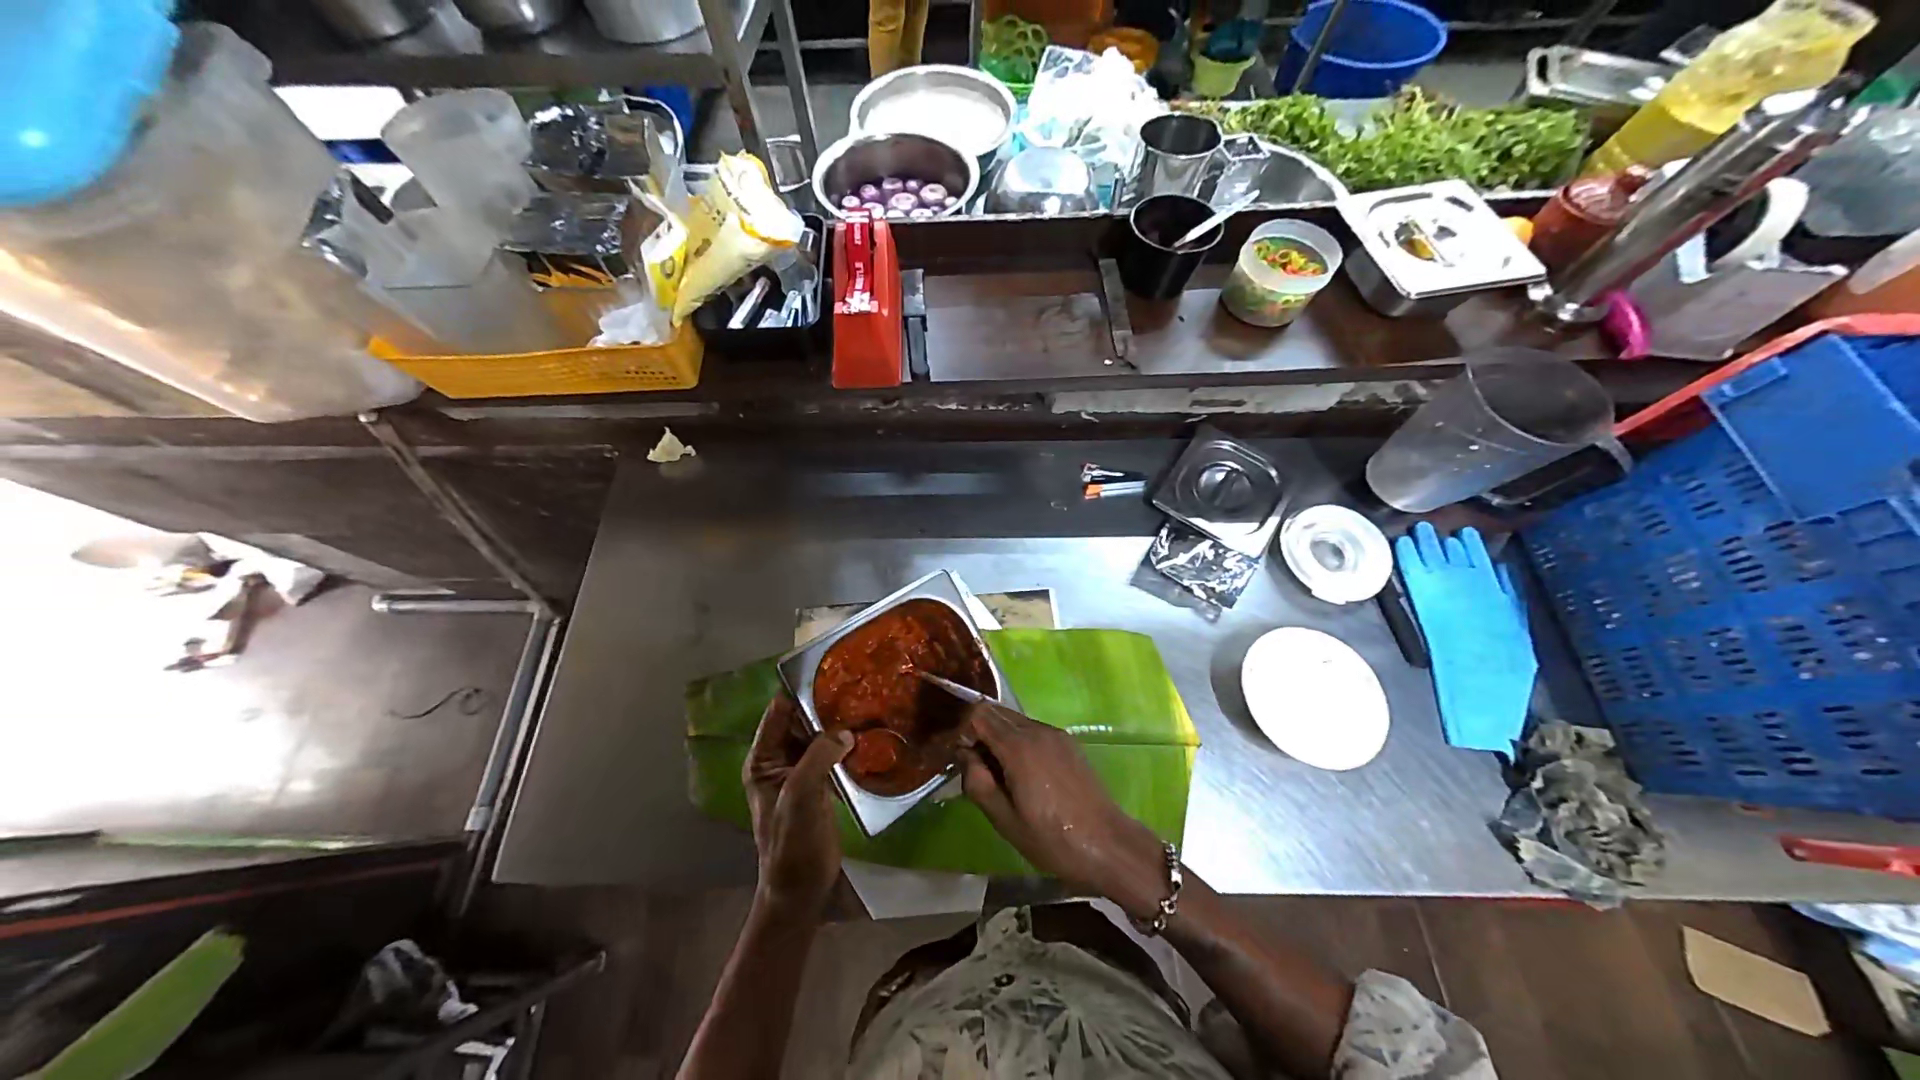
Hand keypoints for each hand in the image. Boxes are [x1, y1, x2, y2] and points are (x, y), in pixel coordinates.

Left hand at [744, 694, 852, 914]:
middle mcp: (780, 761)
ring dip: (840, 725)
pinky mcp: (821, 787)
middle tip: (858, 685)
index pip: (779, 713)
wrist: (801, 889)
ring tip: (869, 704)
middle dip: (826, 705)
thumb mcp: (800, 795)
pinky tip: (872, 735)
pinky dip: (849, 747)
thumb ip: (819, 757)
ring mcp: (801, 774)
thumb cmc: (791, 842)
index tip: (829, 671)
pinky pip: (834, 757)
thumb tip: (845, 731)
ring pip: (820, 738)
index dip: (800, 691)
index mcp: (764, 759)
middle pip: (803, 722)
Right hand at [956, 701, 1170, 920]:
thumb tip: (964, 755)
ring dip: (999, 738)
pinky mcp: (1068, 743)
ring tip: (1000, 776)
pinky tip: (1023, 776)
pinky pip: (1033, 731)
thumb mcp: (1005, 820)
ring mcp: (1056, 735)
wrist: (1108, 846)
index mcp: (1019, 747)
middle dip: (979, 733)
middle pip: (996, 712)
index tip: (962, 760)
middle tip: (978, 770)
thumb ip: (977, 782)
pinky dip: (1018, 742)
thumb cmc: (1052, 839)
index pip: (979, 714)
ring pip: (1015, 720)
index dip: (963, 731)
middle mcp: (1038, 731)